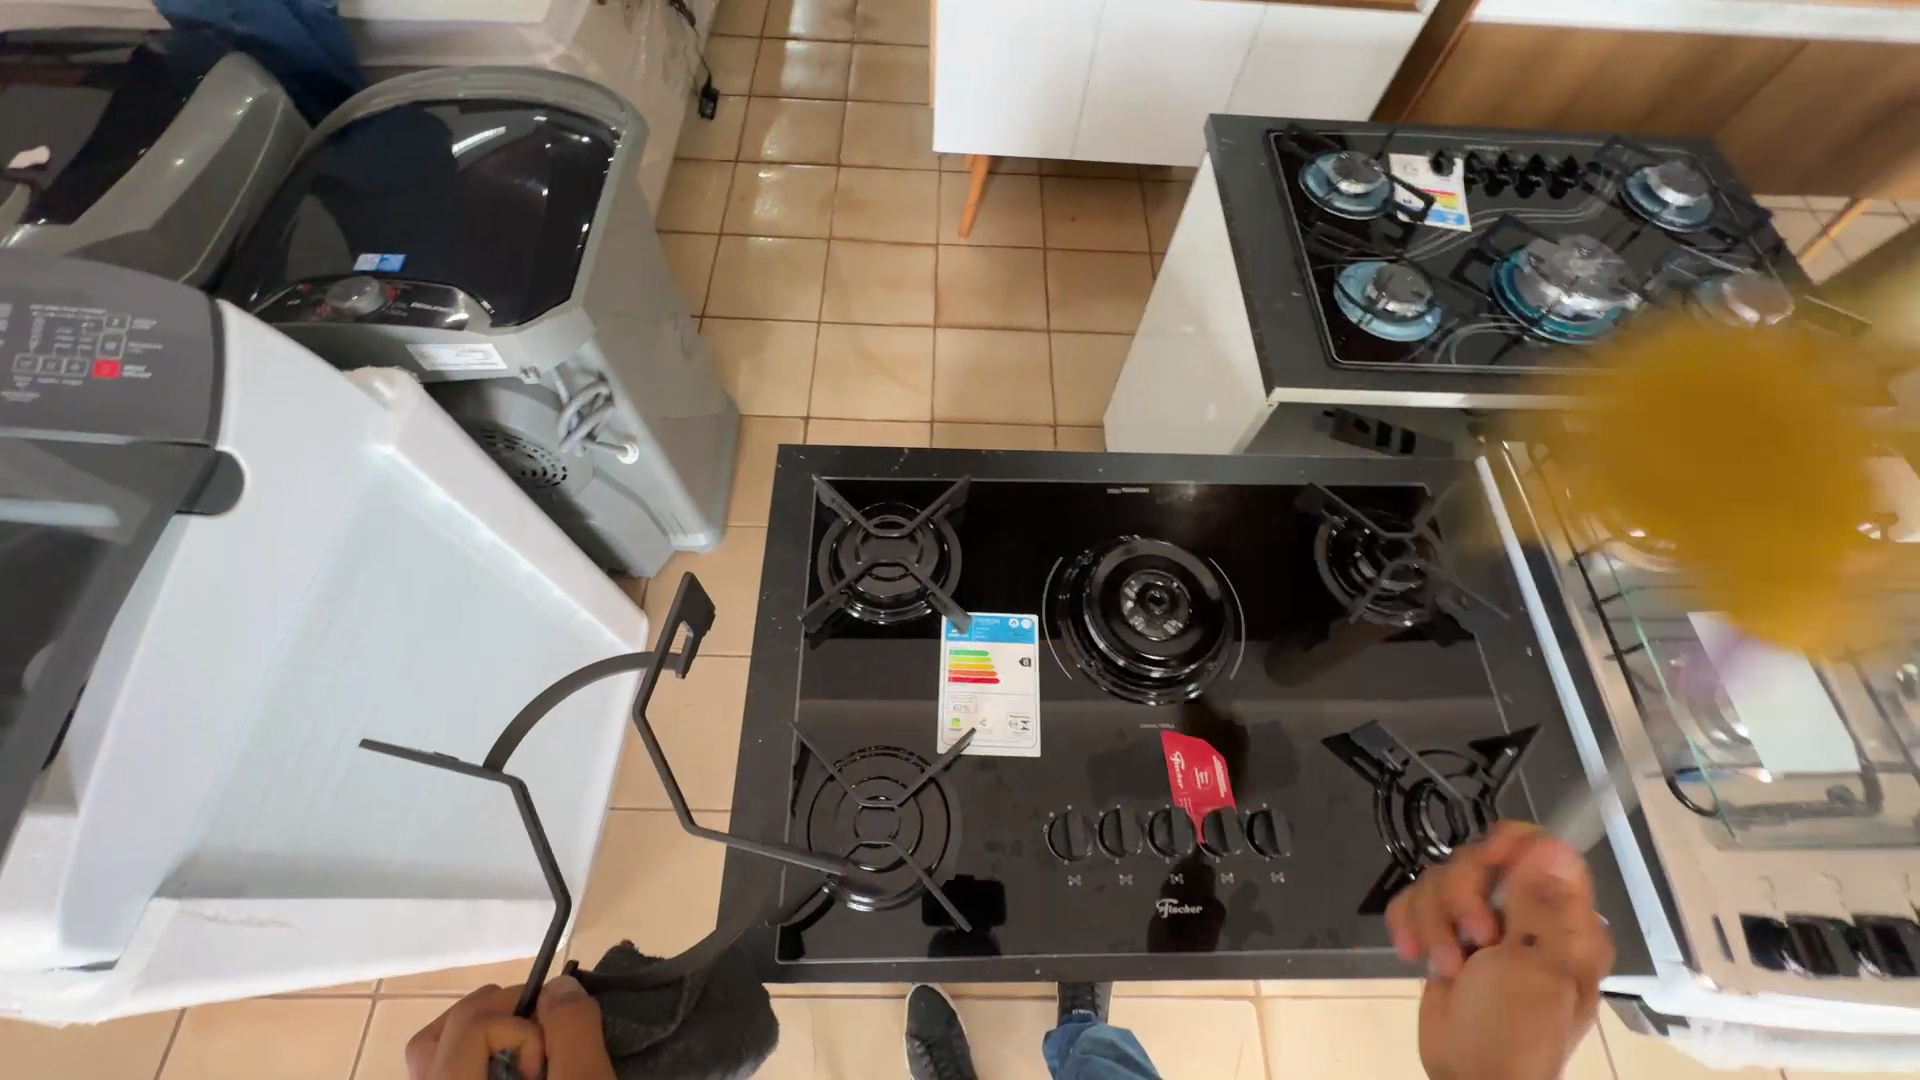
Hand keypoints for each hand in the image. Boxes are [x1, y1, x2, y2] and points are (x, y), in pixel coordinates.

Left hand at [406, 976, 615, 1079]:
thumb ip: (573, 1028)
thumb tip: (557, 987)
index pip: (472, 1027)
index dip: (520, 1027)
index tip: (550, 1059)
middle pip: (441, 1034)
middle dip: (501, 1018)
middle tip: (542, 1039)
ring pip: (438, 1055)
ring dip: (487, 1036)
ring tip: (527, 1054)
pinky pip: (449, 1072)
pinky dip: (480, 1058)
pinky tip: (517, 1073)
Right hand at [1385, 823, 1613, 1079]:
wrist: (1468, 1074)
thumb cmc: (1513, 1029)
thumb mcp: (1534, 967)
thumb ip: (1538, 904)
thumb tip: (1552, 844)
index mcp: (1562, 921)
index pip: (1541, 849)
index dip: (1507, 847)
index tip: (1485, 865)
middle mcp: (1523, 914)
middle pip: (1478, 859)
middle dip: (1460, 894)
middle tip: (1472, 934)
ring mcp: (1482, 923)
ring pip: (1439, 878)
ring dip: (1432, 919)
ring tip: (1446, 963)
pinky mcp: (1444, 932)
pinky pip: (1413, 900)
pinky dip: (1408, 924)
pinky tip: (1413, 952)